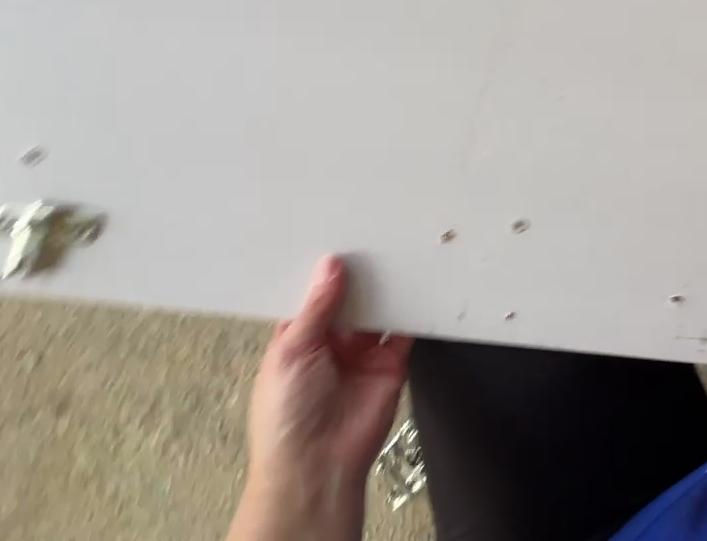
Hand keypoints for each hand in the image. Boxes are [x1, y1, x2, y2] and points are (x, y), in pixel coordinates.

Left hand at [226, 255, 413, 540]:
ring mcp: (363, 350)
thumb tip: (329, 268)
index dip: (326, 272)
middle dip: (362, 276)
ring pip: (381, 309)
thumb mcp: (291, 353)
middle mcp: (332, 341)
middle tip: (375, 246)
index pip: (314, 295)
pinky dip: (415, 310)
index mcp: (298, 338)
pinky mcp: (393, 359)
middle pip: (353, 298)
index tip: (340, 245)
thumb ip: (317, 309)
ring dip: (389, 290)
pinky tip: (419, 289)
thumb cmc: (286, 420)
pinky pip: (407, 327)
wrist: (320, 461)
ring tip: (399, 259)